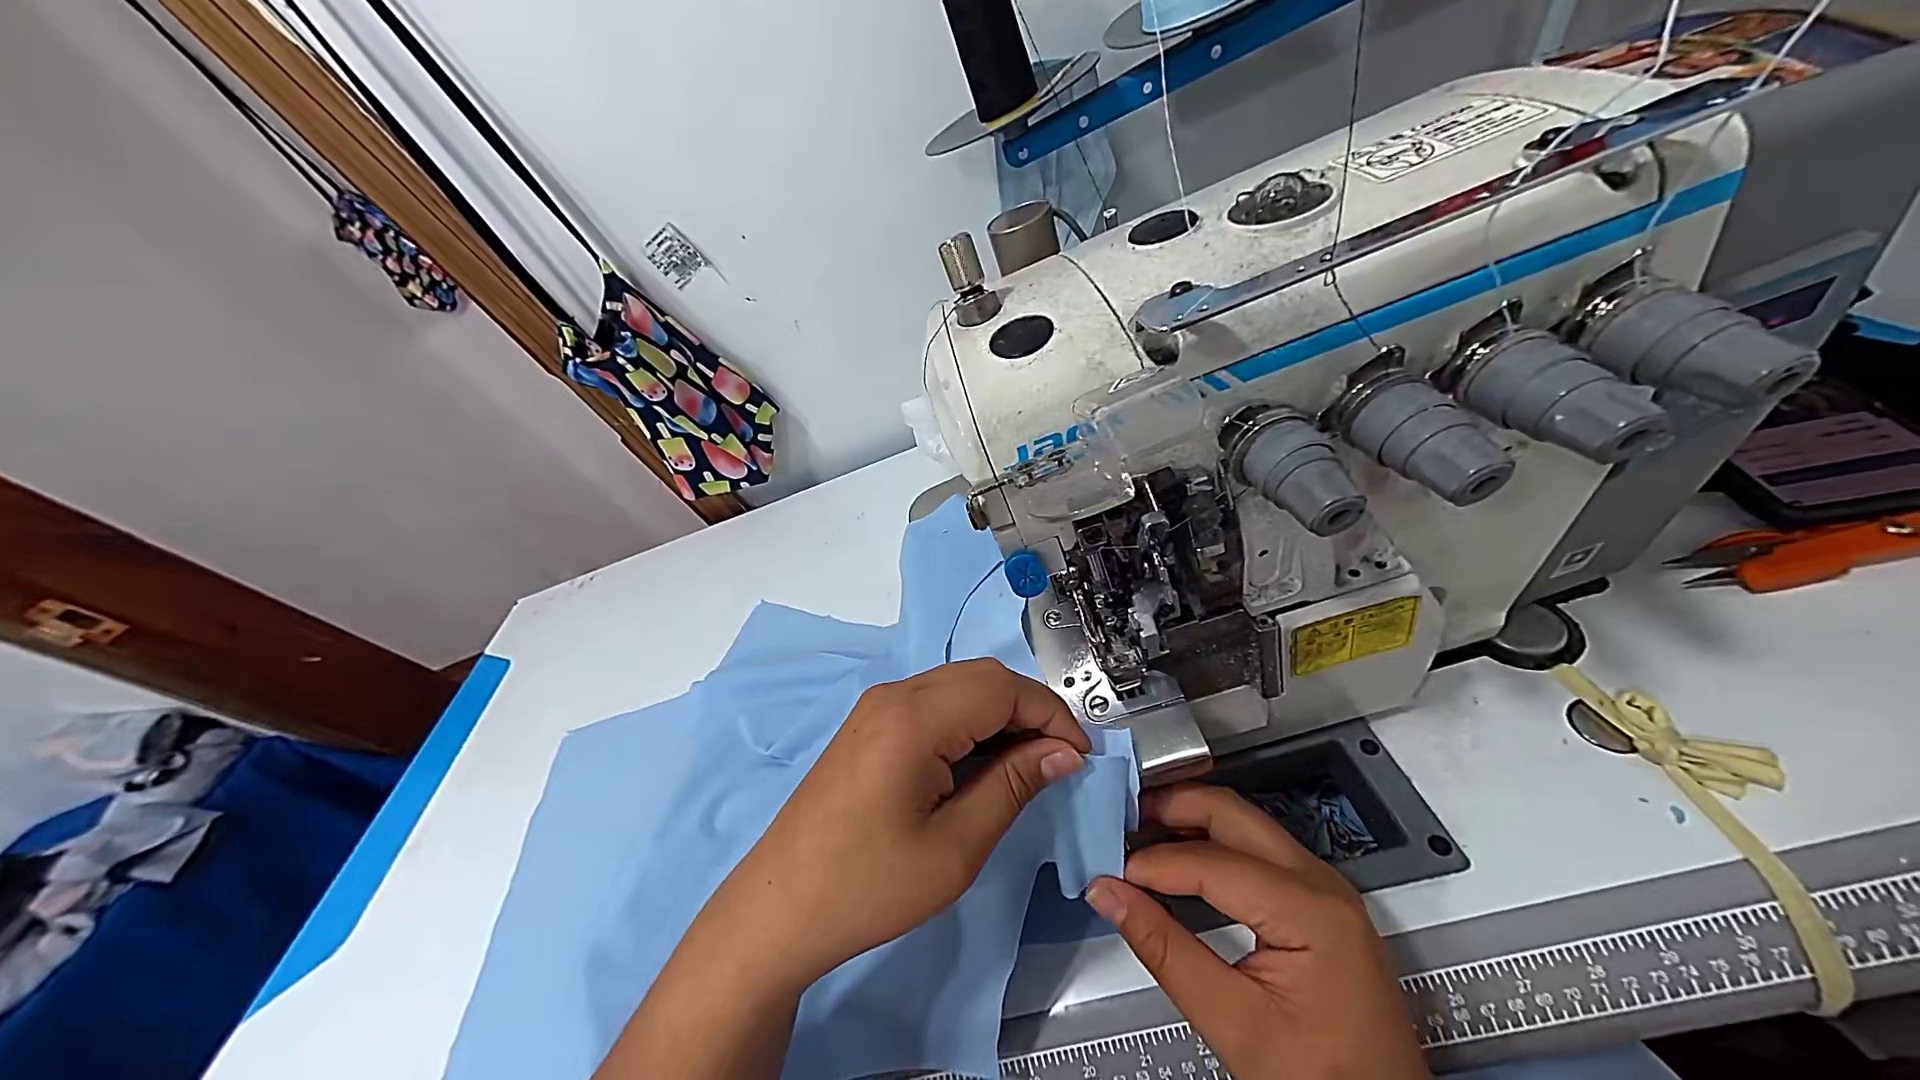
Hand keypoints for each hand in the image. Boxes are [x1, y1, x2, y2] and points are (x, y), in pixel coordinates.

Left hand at [602, 659, 1090, 1078]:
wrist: (779, 909)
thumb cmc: (867, 887)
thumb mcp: (955, 847)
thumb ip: (1013, 786)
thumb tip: (1062, 754)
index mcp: (913, 718)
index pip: (1004, 689)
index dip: (1052, 717)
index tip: (1079, 760)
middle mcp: (893, 696)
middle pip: (983, 677)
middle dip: (1030, 711)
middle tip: (1057, 762)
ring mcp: (876, 707)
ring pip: (960, 685)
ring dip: (1001, 714)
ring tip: (1026, 767)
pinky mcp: (869, 724)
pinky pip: (934, 702)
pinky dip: (970, 721)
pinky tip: (980, 763)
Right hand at [1084, 785, 1427, 1079]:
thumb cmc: (1327, 1079)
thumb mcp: (1234, 1023)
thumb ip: (1164, 950)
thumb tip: (1112, 896)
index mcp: (1312, 912)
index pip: (1211, 863)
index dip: (1153, 863)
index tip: (1113, 872)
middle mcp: (1321, 884)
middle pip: (1230, 812)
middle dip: (1169, 807)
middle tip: (1121, 821)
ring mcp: (1321, 886)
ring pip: (1241, 820)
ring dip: (1187, 818)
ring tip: (1140, 835)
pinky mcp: (1314, 896)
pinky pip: (1252, 844)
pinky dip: (1207, 839)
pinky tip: (1178, 857)